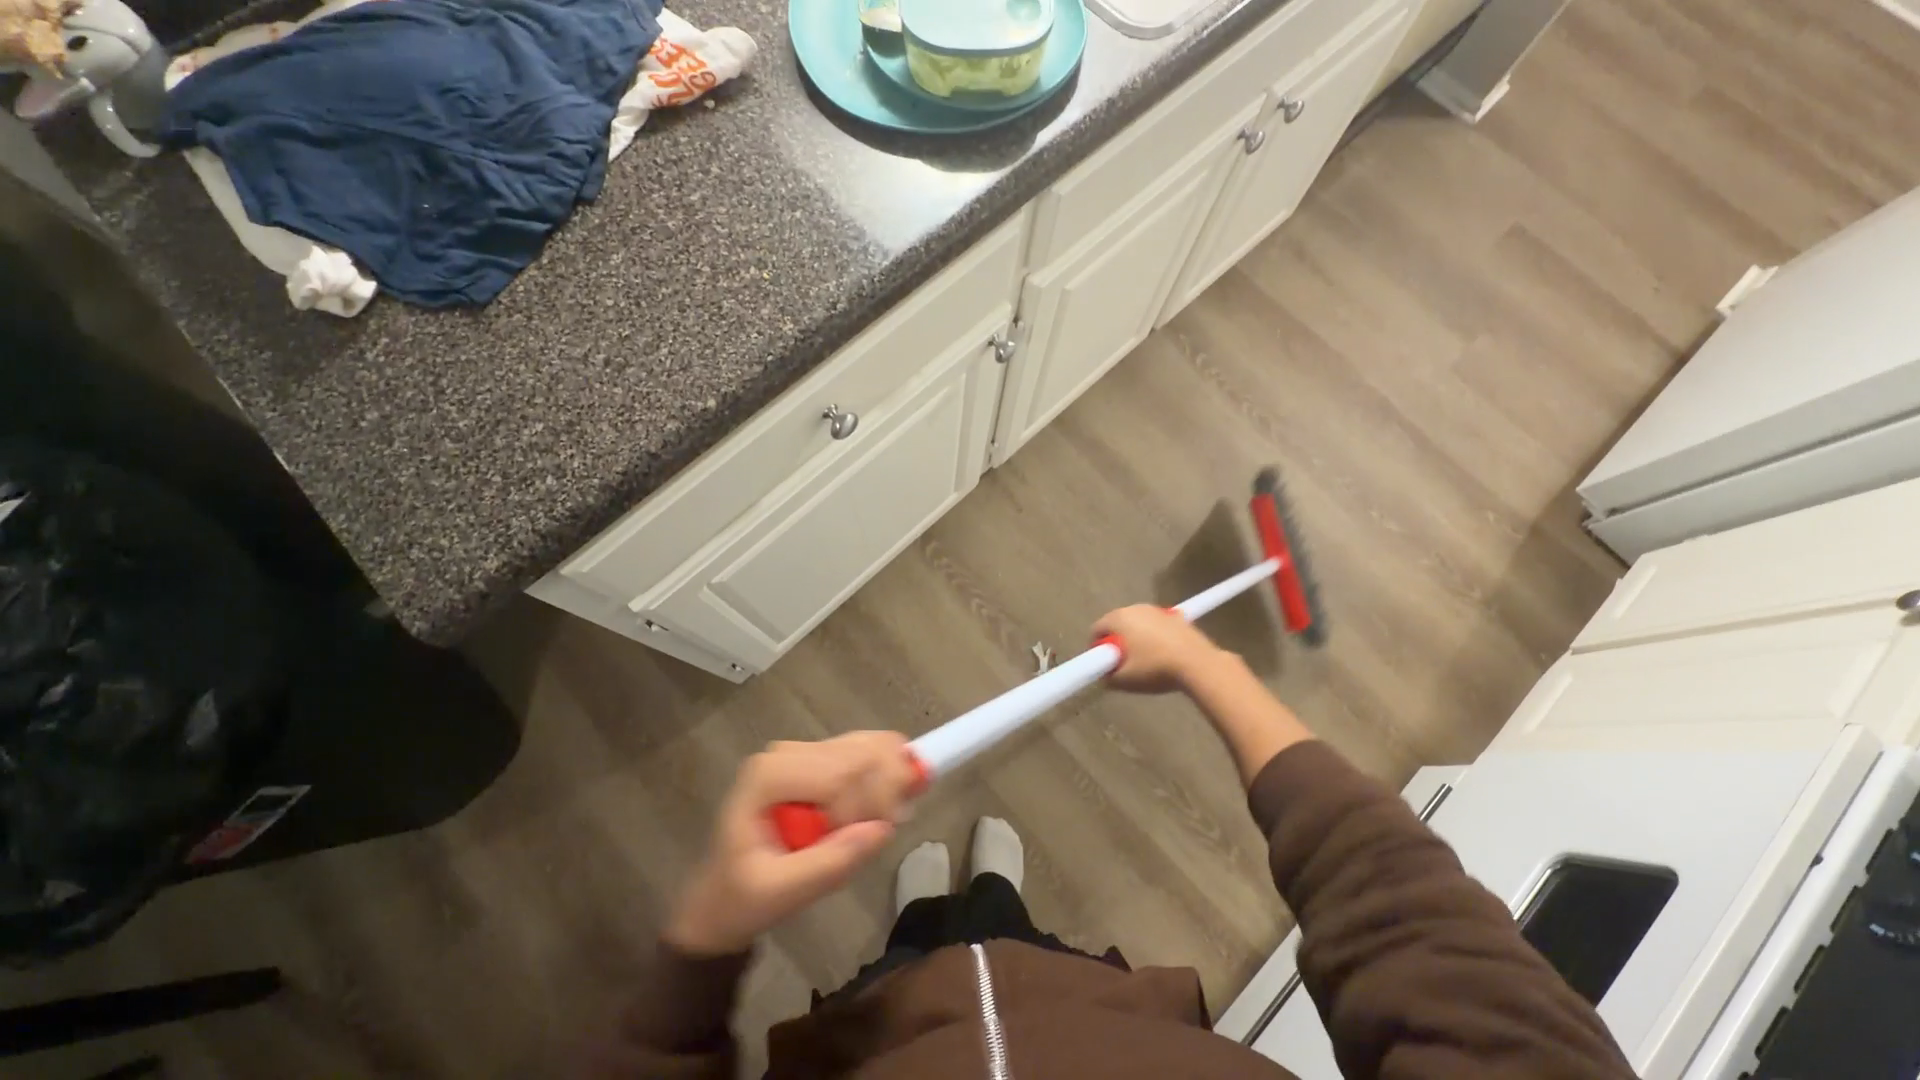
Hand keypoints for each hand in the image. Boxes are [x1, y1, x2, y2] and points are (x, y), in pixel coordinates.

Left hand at [665, 732, 918, 955]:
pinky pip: (867, 753)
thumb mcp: (781, 893)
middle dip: (886, 789)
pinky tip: (883, 807)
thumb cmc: (742, 898)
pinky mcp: (817, 761)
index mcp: (768, 776)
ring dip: (889, 783)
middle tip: (890, 827)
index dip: (865, 805)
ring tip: (887, 820)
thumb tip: (882, 830)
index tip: (872, 838)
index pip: (839, 774)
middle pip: (861, 752)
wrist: (718, 900)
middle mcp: (785, 753)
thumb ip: (829, 863)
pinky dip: (885, 776)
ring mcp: (802, 753)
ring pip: (870, 747)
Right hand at [1092, 605, 1227, 693]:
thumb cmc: (1154, 668)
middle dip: (1117, 640)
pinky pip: (1157, 626)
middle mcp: (1136, 608)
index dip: (1096, 647)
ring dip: (1136, 637)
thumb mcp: (1124, 680)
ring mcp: (1158, 610)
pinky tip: (1163, 654)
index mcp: (1119, 618)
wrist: (1197, 663)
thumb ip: (1107, 676)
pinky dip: (1155, 636)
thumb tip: (1105, 673)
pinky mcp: (1176, 616)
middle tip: (1122, 663)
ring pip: (1138, 623)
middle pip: (1118, 623)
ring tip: (1145, 660)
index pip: (1096, 629)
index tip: (1104, 663)